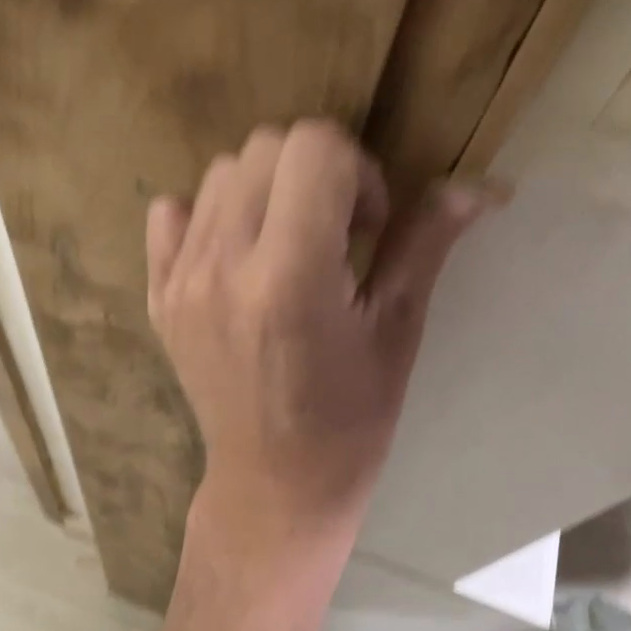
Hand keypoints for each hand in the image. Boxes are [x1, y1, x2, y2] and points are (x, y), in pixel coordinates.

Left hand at [146, 120, 486, 554]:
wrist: (272, 482)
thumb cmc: (350, 418)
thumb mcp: (397, 330)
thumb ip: (424, 244)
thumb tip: (474, 185)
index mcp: (290, 276)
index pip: (314, 147)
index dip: (357, 171)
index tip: (368, 226)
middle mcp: (223, 265)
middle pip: (265, 147)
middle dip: (313, 171)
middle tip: (335, 232)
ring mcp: (180, 278)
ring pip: (220, 171)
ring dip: (263, 190)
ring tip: (286, 244)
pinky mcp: (156, 293)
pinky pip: (169, 211)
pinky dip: (206, 215)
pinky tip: (236, 256)